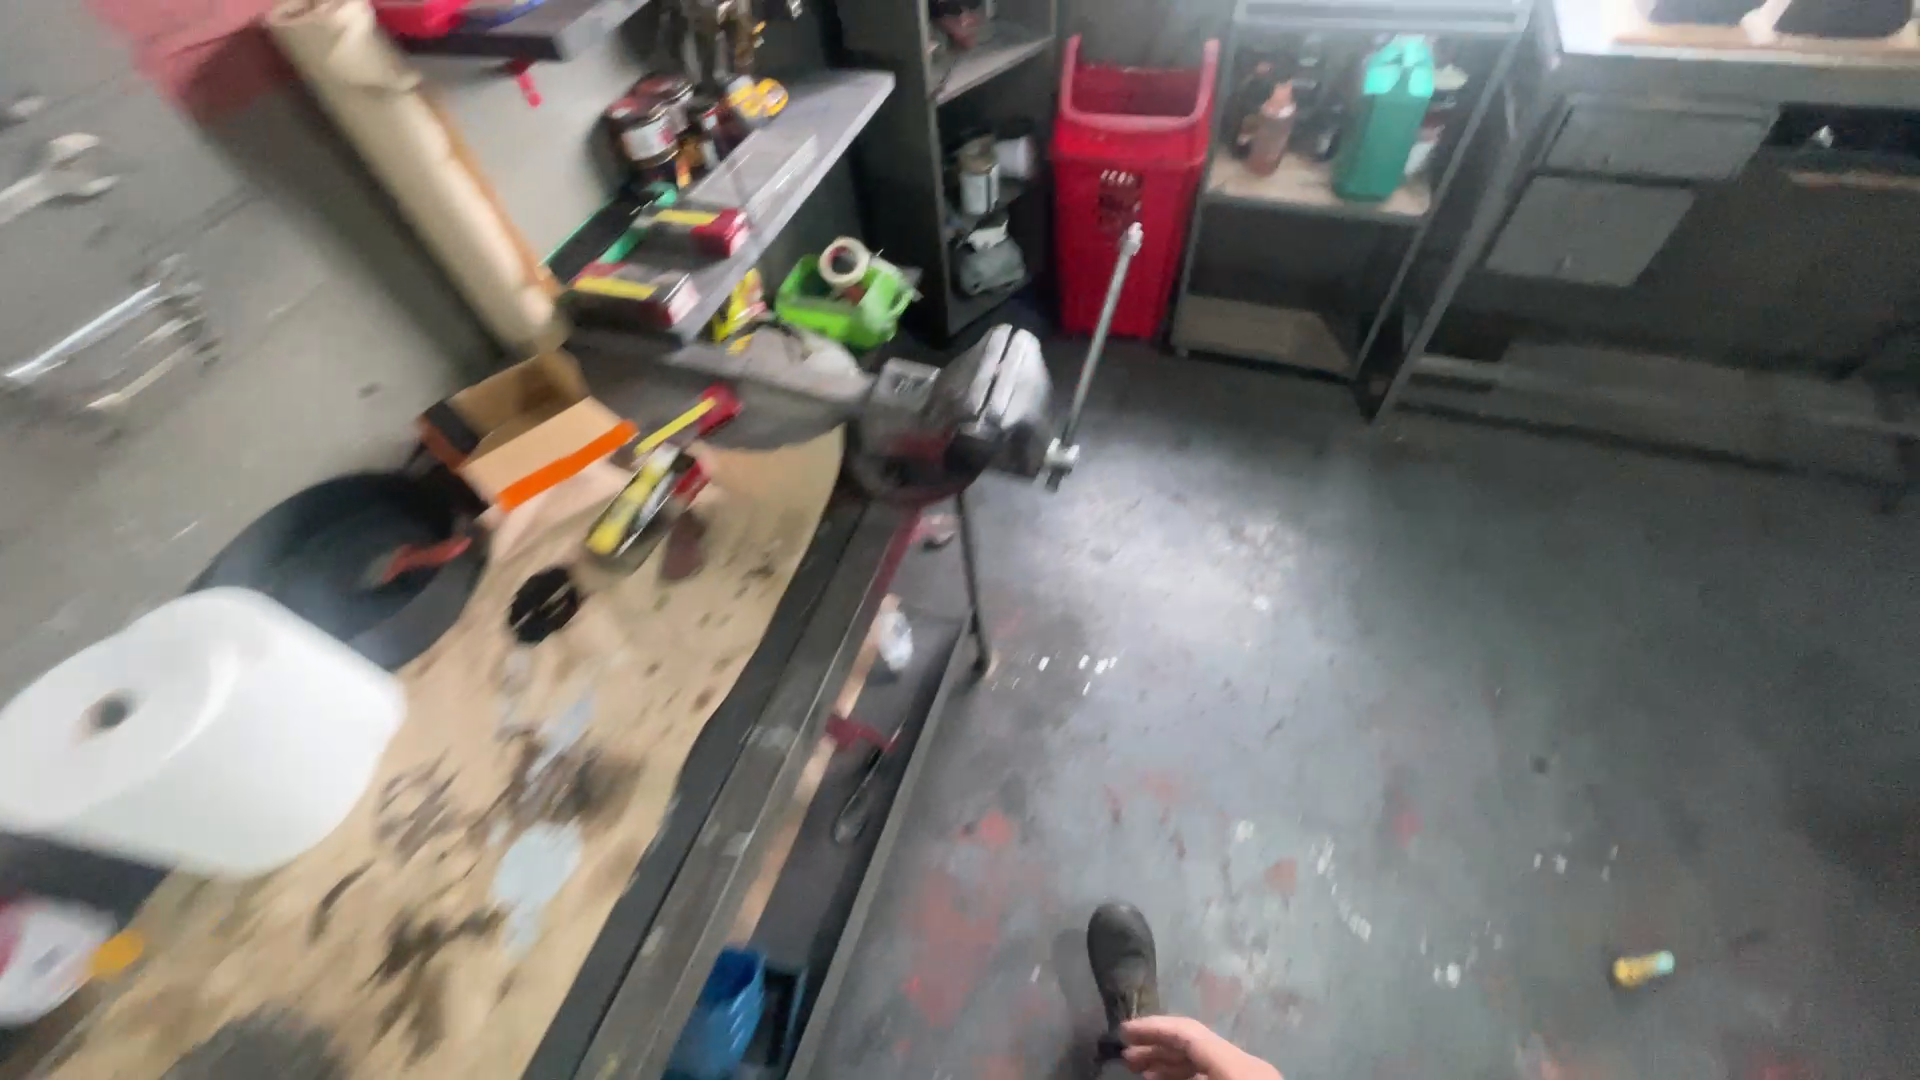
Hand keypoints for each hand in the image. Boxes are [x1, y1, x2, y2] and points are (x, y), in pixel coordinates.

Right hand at [1119, 1016, 1282, 1079]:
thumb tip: (1148, 1074)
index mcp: (1237, 1065)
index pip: (1188, 1032)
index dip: (1152, 1028)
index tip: (1124, 1032)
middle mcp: (1247, 1064)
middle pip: (1195, 1043)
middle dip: (1159, 1047)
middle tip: (1127, 1056)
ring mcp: (1253, 1076)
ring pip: (1205, 1060)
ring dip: (1171, 1064)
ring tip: (1142, 1073)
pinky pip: (1215, 1075)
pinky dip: (1190, 1077)